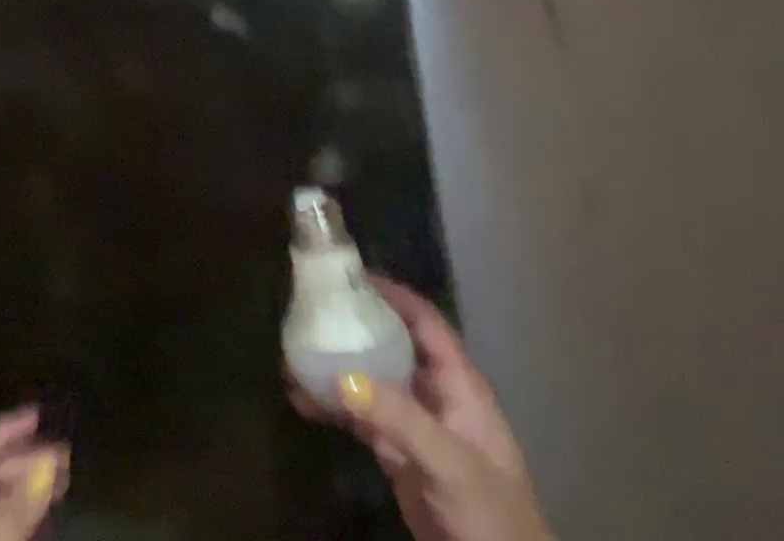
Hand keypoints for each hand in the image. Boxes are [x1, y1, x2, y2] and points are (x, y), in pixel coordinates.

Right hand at [287, 276, 554, 540]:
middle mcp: (434, 394)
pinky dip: (330, 403)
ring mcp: (413, 423)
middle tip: (310, 305)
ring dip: (335, 363)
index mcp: (459, 384)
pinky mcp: (395, 451)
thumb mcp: (448, 460)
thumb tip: (342, 376)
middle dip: (354, 323)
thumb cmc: (491, 510)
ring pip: (369, 377)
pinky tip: (299, 397)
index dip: (393, 295)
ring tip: (292, 348)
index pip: (425, 323)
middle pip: (391, 343)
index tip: (351, 274)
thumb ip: (400, 417)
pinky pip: (358, 414)